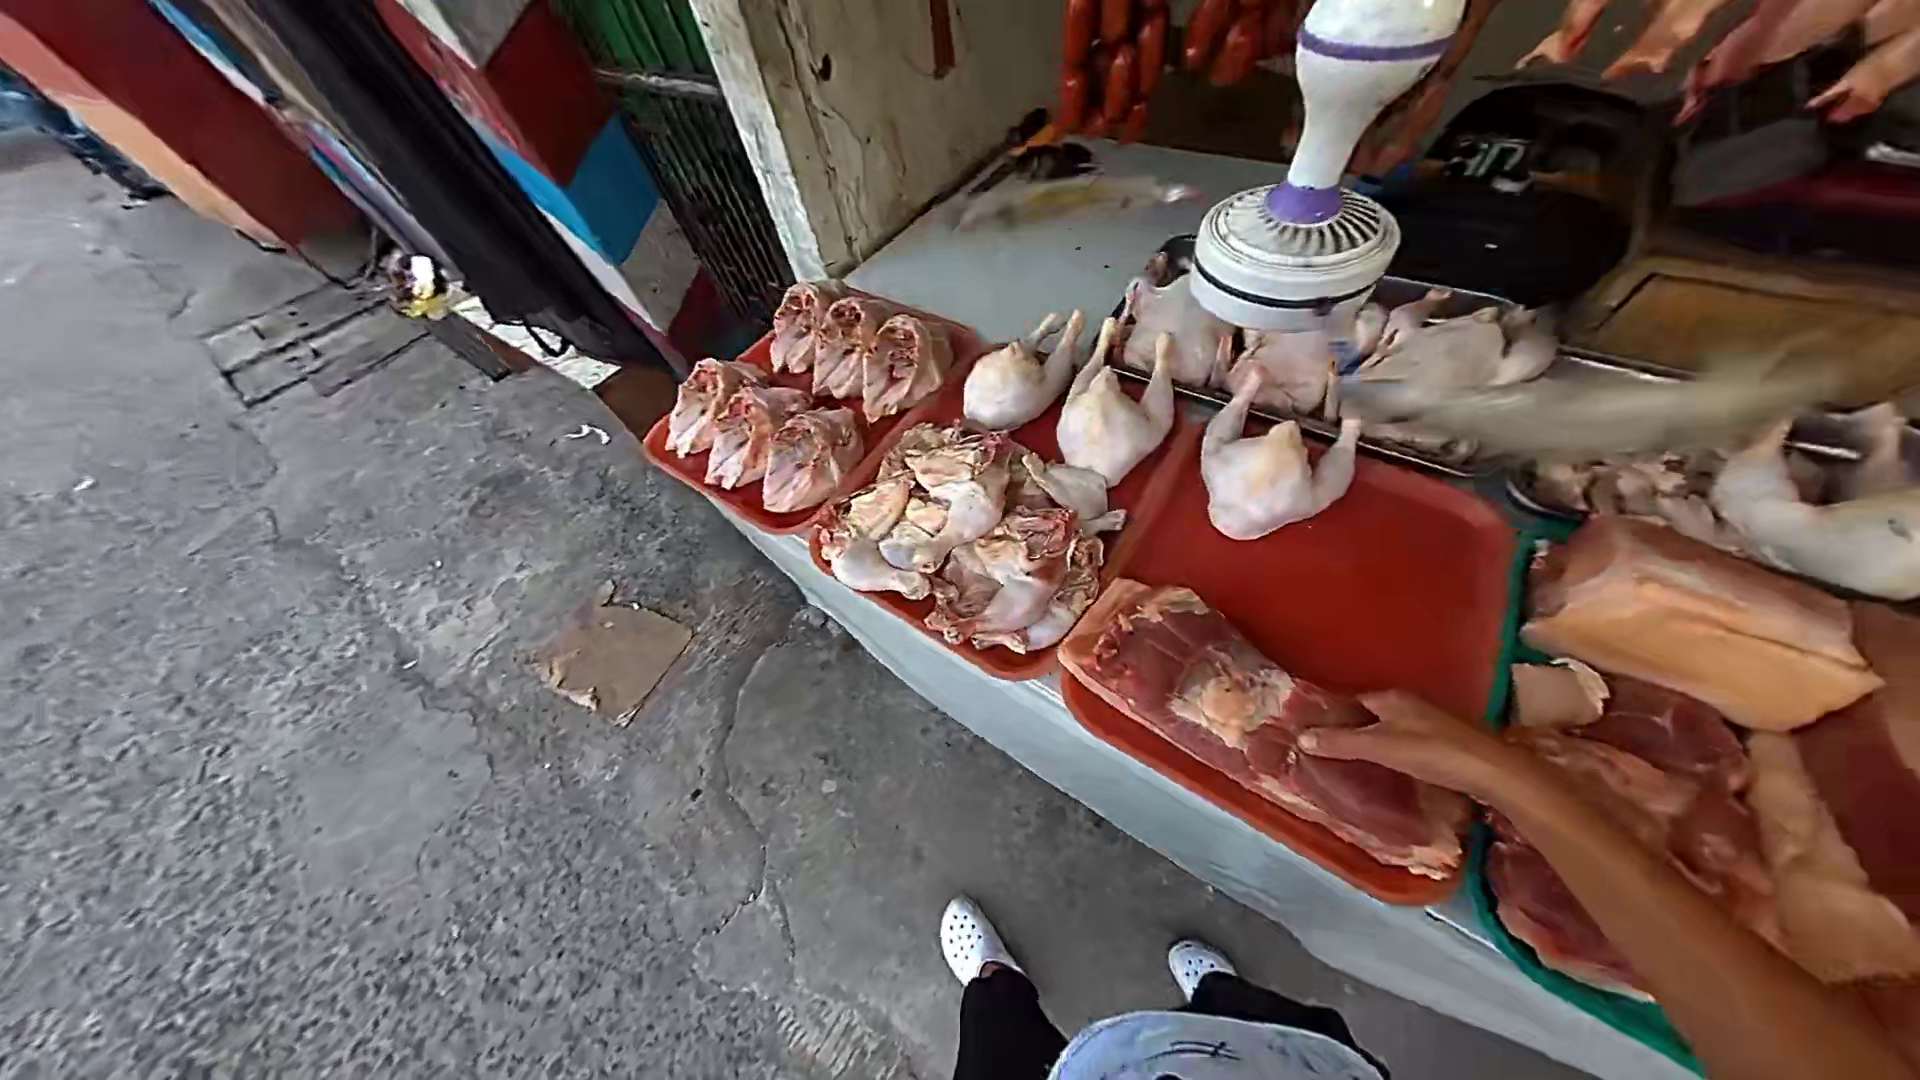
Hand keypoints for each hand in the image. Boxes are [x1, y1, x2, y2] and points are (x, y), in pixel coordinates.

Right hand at [1299, 691, 1527, 799]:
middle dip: (1355, 725)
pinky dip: (1399, 748)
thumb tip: (1300, 737)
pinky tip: (1397, 764)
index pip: (1353, 700)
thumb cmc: (1433, 753)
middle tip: (1334, 744)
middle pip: (1373, 712)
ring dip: (1378, 737)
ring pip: (1395, 726)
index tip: (1316, 728)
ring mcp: (1436, 721)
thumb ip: (1340, 742)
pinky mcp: (1453, 741)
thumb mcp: (1379, 748)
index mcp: (1391, 698)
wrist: (1498, 773)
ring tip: (1360, 756)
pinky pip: (1413, 739)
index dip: (1334, 713)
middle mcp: (1412, 703)